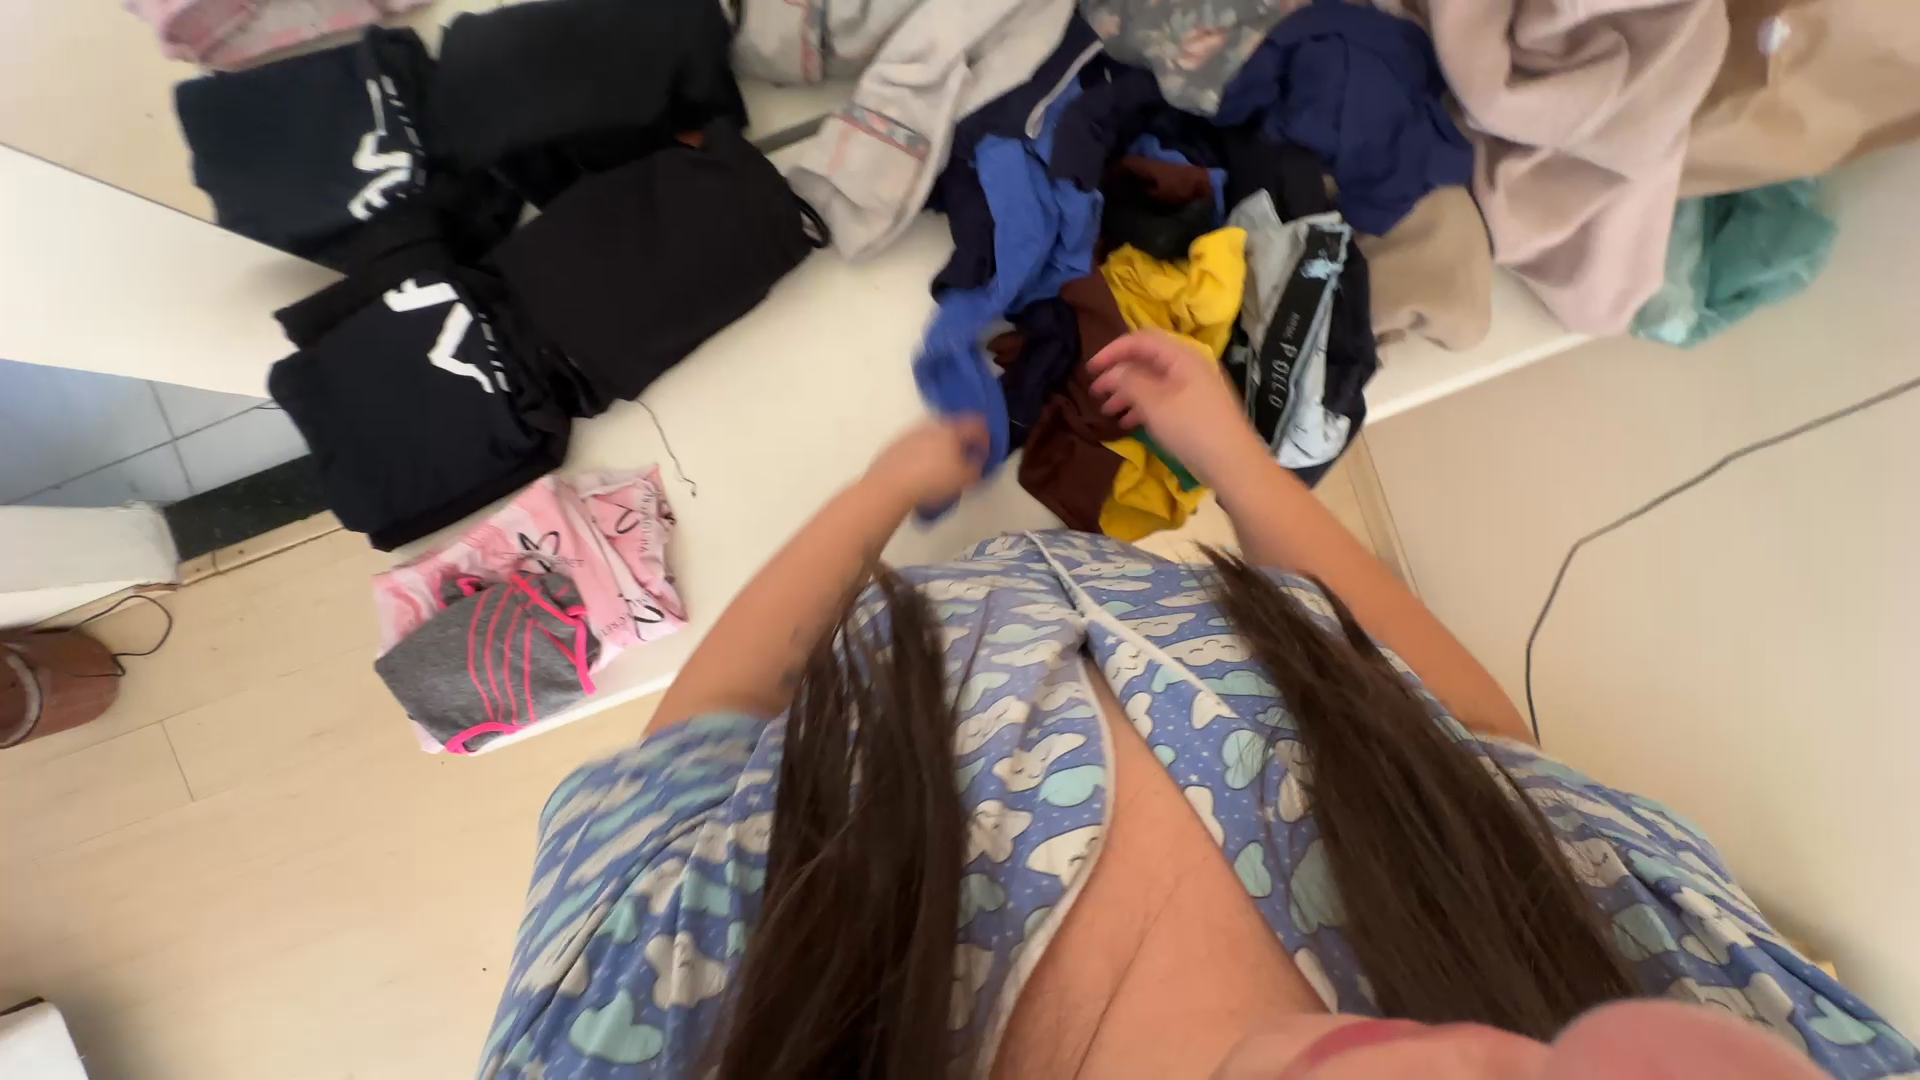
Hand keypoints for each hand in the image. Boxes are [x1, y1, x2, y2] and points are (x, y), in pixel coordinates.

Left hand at [865, 414, 990, 509]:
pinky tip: (922, 472)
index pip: (977, 424)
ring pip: (934, 436)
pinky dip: (924, 454)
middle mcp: (932, 425)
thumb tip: (978, 462)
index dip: (986, 437)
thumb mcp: (965, 479)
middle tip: (964, 462)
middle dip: (962, 443)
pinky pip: (917, 445)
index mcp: (952, 430)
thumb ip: (977, 468)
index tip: (985, 452)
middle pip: (954, 428)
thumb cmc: (932, 480)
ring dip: (942, 449)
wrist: (890, 485)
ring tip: (942, 470)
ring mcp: (912, 433)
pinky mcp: (896, 444)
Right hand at [1088, 331, 1265, 483]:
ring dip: (1126, 392)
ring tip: (1107, 411)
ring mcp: (1192, 386)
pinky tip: (1127, 422)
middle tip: (1095, 392)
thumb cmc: (1192, 429)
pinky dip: (1141, 406)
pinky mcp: (1193, 407)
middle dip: (1118, 374)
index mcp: (1181, 356)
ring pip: (1152, 381)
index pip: (1140, 340)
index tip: (1090, 369)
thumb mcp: (1155, 404)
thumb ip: (1129, 382)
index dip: (1112, 350)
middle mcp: (1187, 365)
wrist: (1232, 462)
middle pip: (1146, 360)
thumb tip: (1112, 371)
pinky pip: (1161, 397)